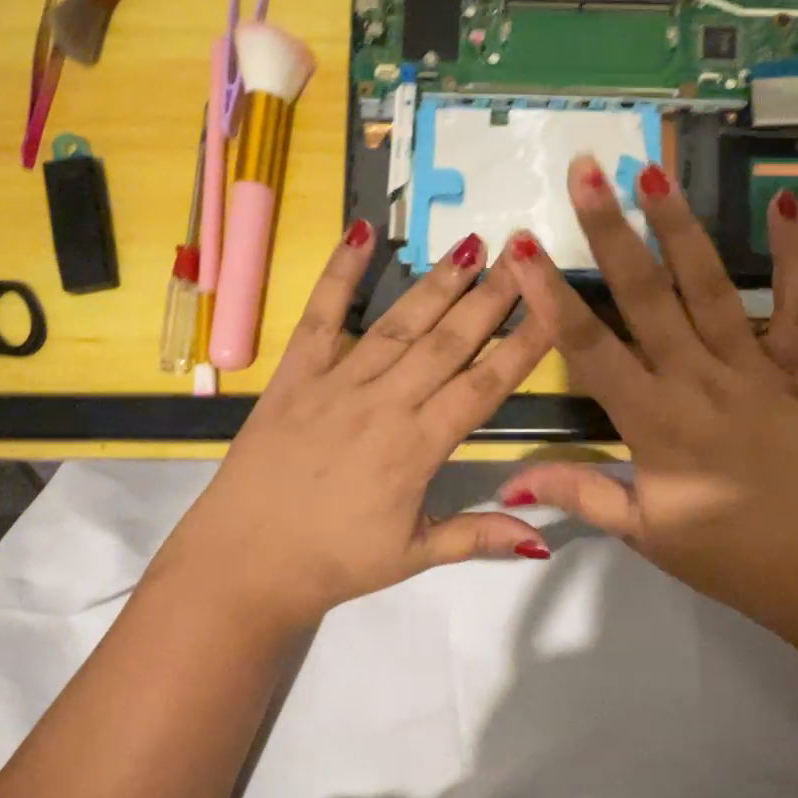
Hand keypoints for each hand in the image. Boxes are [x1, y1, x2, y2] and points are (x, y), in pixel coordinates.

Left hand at [163, 222, 554, 635]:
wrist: (244, 563)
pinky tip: (362, 235)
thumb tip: (545, 540)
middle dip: (492, 297)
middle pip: (449, 342)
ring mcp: (336, 383)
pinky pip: (320, 317)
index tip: (553, 306)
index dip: (523, 345)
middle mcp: (383, 403)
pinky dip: (339, 274)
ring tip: (473, 246)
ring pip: (399, 324)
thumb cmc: (334, 563)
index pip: (484, 386)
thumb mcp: (414, 555)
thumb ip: (479, 536)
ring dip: (439, 283)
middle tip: (523, 253)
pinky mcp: (294, 376)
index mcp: (417, 447)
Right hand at [500, 157, 797, 635]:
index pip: (589, 351)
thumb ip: (582, 496)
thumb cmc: (728, 556)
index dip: (551, 298)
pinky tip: (787, 204)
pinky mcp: (794, 372)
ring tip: (654, 172)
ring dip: (682, 229)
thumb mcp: (645, 534)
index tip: (520, 247)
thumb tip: (509, 484)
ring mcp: (751, 371)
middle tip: (586, 171)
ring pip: (711, 289)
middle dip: (611, 233)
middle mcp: (698, 382)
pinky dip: (796, 258)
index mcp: (654, 423)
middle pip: (646, 299)